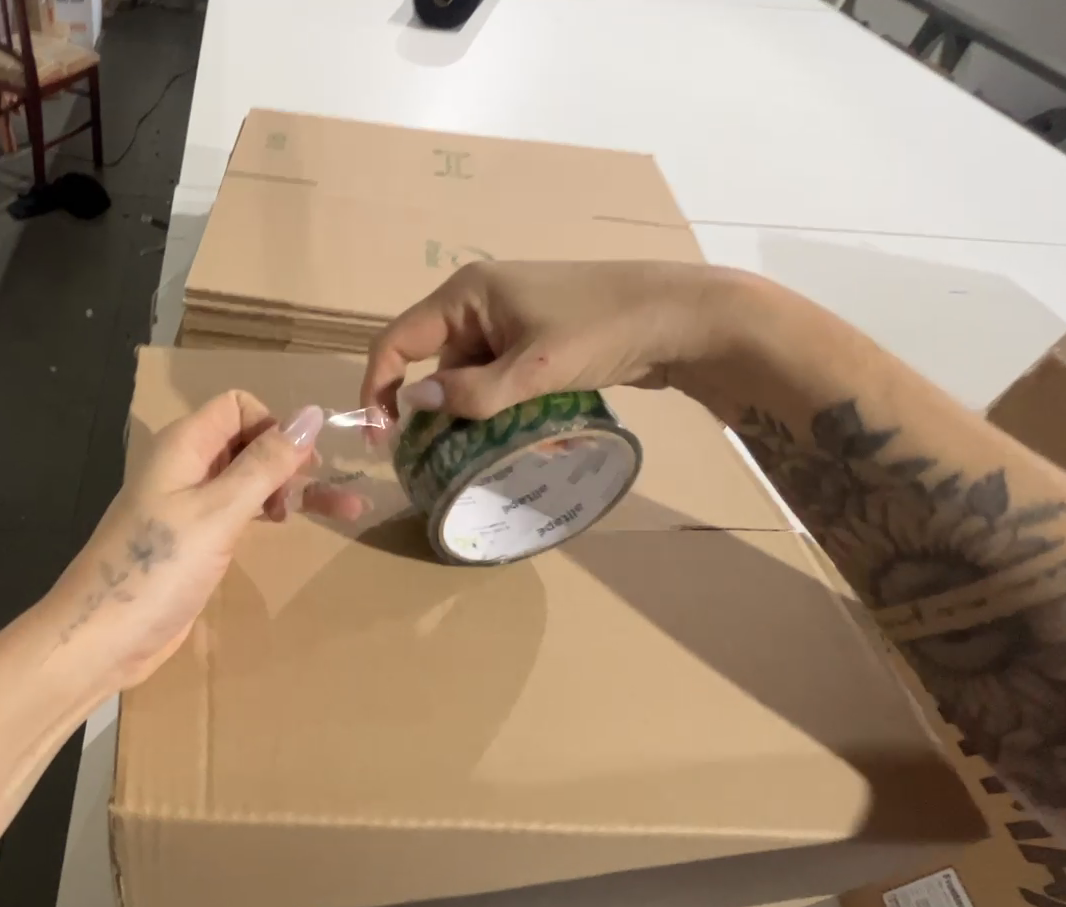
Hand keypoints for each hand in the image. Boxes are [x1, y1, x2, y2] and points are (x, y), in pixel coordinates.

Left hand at [42, 391, 360, 692]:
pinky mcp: (194, 541)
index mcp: (184, 446)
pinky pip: (238, 513)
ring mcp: (188, 506)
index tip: (301, 466)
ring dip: (291, 489)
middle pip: (247, 442)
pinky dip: (269, 515)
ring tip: (346, 510)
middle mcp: (185, 467)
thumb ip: (264, 465)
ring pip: (248, 480)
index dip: (274, 426)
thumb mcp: (218, 512)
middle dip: (292, 459)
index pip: (238, 406)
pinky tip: (296, 526)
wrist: (103, 636)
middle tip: (329, 491)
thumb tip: (312, 414)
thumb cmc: (158, 568)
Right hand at [361, 261, 750, 421]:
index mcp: (465, 294)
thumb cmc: (604, 328)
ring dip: (472, 413)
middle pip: (429, 363)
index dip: (379, 388)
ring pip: (464, 377)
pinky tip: (521, 429)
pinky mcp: (529, 340)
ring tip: (495, 444)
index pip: (396, 341)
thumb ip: (470, 393)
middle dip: (432, 409)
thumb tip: (413, 405)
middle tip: (440, 454)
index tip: (381, 438)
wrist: (686, 317)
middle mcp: (476, 304)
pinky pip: (493, 378)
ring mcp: (504, 322)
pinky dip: (498, 407)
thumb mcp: (532, 368)